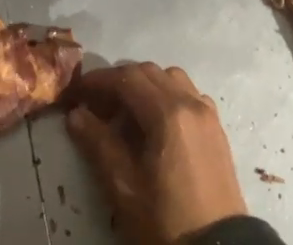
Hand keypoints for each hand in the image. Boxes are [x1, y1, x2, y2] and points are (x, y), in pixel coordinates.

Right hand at [65, 63, 247, 243]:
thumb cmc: (165, 219)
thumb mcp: (123, 185)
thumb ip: (97, 143)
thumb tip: (76, 114)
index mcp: (168, 113)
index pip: (127, 78)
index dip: (98, 80)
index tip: (77, 92)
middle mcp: (191, 103)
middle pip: (149, 72)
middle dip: (120, 82)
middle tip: (98, 105)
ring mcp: (208, 115)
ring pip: (171, 79)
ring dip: (145, 86)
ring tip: (127, 114)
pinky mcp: (217, 130)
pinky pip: (189, 96)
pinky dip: (168, 97)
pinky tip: (156, 124)